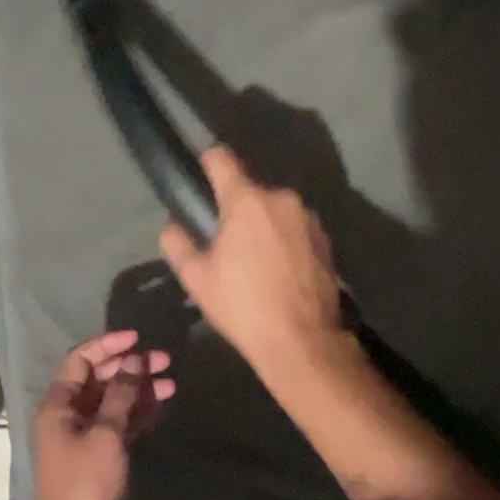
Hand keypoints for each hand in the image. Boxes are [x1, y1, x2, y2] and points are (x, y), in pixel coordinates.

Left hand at [31, 330, 174, 499]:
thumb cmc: (87, 487)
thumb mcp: (106, 435)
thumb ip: (121, 394)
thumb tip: (134, 358)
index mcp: (58, 406)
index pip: (80, 361)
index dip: (108, 345)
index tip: (138, 338)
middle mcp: (66, 417)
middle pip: (99, 379)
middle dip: (130, 367)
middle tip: (164, 361)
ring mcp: (81, 438)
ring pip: (112, 402)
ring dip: (138, 390)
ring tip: (171, 384)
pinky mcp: (96, 458)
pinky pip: (117, 424)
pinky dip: (137, 414)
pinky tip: (161, 408)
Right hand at [159, 146, 348, 377]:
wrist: (303, 341)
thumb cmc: (244, 306)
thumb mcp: (198, 279)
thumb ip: (179, 244)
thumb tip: (172, 226)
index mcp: (247, 200)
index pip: (222, 159)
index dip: (208, 159)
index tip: (201, 168)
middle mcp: (281, 198)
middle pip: (251, 191)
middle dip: (238, 209)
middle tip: (227, 240)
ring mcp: (308, 218)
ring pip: (276, 211)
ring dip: (265, 225)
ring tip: (256, 262)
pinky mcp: (327, 239)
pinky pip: (297, 229)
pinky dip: (286, 241)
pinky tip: (280, 271)